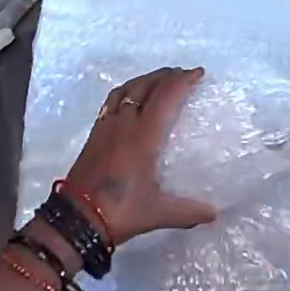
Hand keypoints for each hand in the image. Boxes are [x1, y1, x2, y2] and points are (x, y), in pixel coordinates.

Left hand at [62, 67, 217, 242]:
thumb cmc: (120, 210)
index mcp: (144, 136)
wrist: (76, 217)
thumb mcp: (157, 213)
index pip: (166, 97)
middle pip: (146, 86)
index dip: (182, 81)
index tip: (198, 73)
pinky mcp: (95, 133)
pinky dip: (127, 90)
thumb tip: (213, 214)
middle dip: (166, 75)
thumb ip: (187, 211)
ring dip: (145, 79)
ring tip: (159, 79)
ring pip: (127, 89)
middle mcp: (125, 124)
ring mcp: (106, 126)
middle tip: (183, 73)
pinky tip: (130, 96)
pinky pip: (112, 101)